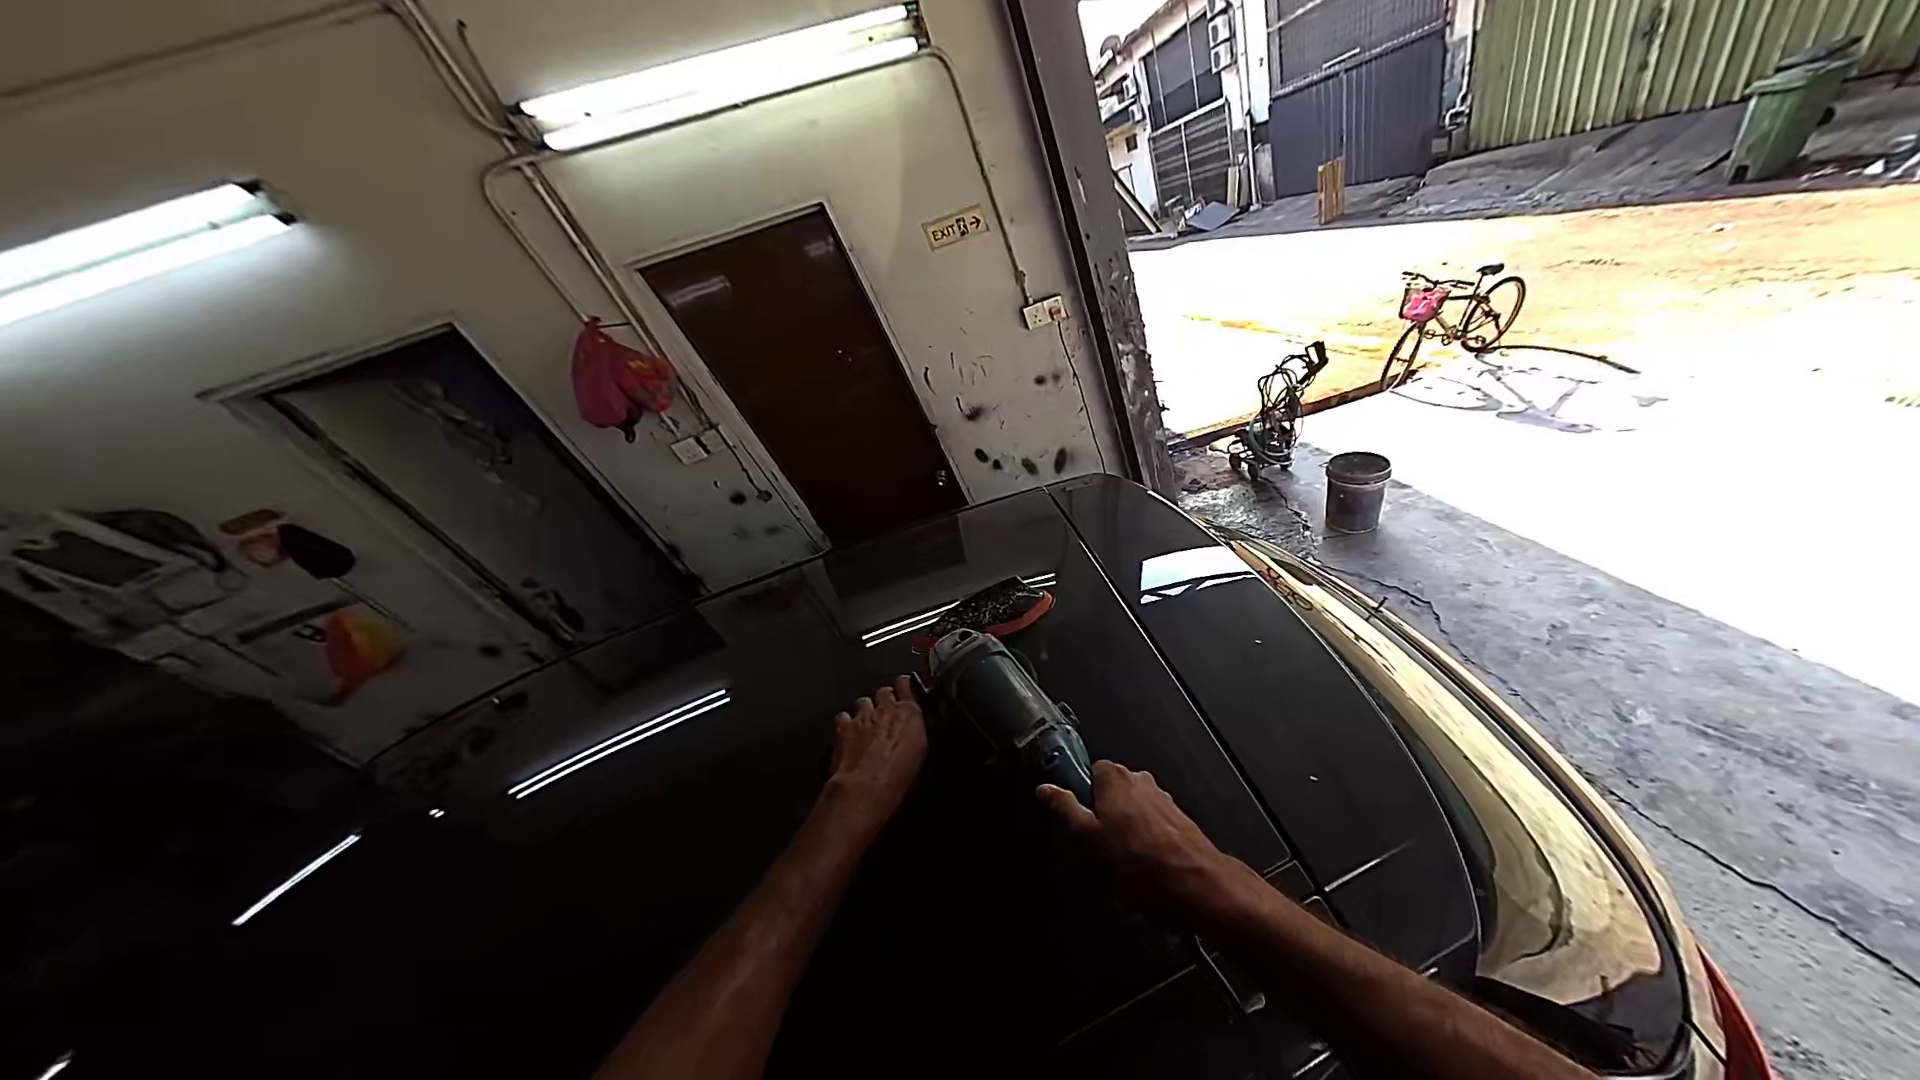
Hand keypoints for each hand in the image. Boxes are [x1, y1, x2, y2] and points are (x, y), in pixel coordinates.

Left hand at [824, 676, 927, 834]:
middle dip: (884, 699)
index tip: (904, 684)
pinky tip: (847, 733)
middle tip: (886, 712)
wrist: (867, 787)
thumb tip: (916, 738)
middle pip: (884, 692)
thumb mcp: (922, 756)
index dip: (904, 684)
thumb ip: (918, 735)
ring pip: (863, 701)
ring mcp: (863, 716)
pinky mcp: (843, 727)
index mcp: (910, 714)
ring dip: (865, 710)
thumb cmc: (899, 777)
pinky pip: (843, 716)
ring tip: (867, 725)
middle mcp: (886, 710)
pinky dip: (845, 722)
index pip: (907, 685)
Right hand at [1038, 760, 1246, 914]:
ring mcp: (1162, 800)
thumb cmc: (1144, 862)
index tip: (1077, 818)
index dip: (1081, 796)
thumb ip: (1065, 808)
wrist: (1197, 885)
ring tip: (1124, 866)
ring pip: (1132, 813)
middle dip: (1104, 818)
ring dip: (1126, 834)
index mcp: (1115, 776)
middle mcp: (1140, 781)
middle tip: (1099, 847)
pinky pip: (1152, 829)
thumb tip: (1046, 790)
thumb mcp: (1088, 837)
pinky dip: (1147, 845)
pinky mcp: (1179, 822)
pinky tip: (1145, 871)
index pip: (1088, 770)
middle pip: (1110, 793)